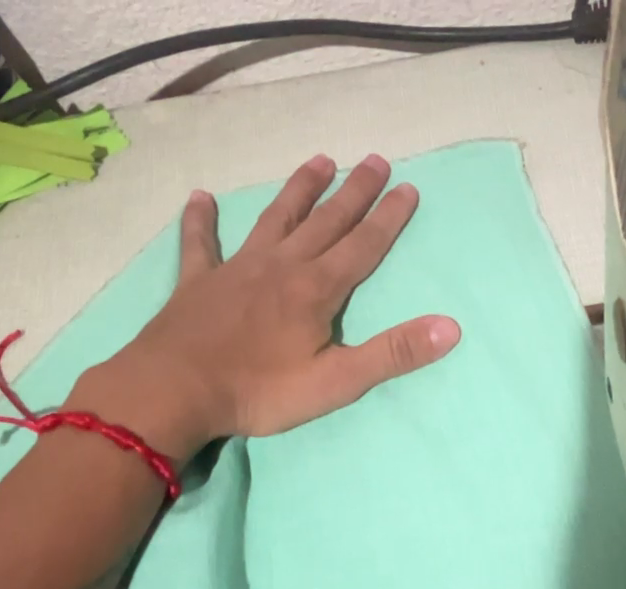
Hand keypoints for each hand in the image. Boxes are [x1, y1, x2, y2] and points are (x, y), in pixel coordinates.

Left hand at [71, 153, 460, 460]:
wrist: (175, 390)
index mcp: (316, 290)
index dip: (388, 218)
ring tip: (319, 161)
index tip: (408, 187)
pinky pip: (201, 243)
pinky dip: (201, 220)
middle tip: (375, 159)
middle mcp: (281, 266)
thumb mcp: (338, 381)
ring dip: (299, 190)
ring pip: (275, 218)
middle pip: (325, 221)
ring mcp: (236, 269)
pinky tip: (201, 197)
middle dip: (353, 192)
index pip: (363, 246)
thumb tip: (450, 328)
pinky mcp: (198, 282)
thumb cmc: (261, 392)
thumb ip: (392, 353)